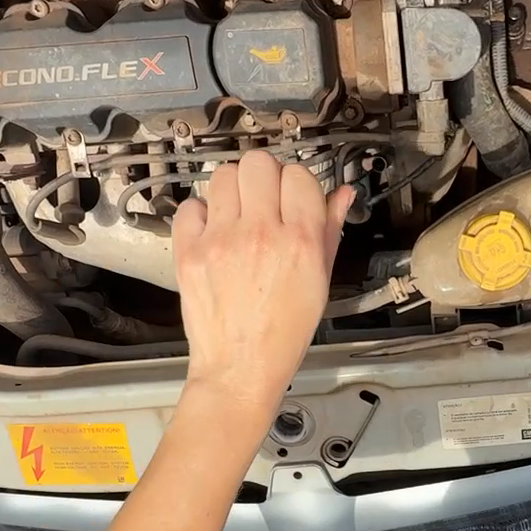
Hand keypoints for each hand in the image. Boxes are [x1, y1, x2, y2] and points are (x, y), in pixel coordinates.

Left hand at [173, 151, 353, 416]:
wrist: (241, 367)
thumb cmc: (284, 332)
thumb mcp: (320, 282)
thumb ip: (330, 232)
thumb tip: (342, 196)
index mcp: (300, 242)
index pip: (300, 175)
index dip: (299, 184)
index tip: (296, 199)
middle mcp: (260, 234)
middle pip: (259, 163)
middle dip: (265, 177)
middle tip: (266, 200)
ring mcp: (221, 240)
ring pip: (223, 174)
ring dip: (234, 188)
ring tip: (239, 214)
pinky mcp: (189, 250)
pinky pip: (191, 205)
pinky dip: (203, 213)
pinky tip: (215, 232)